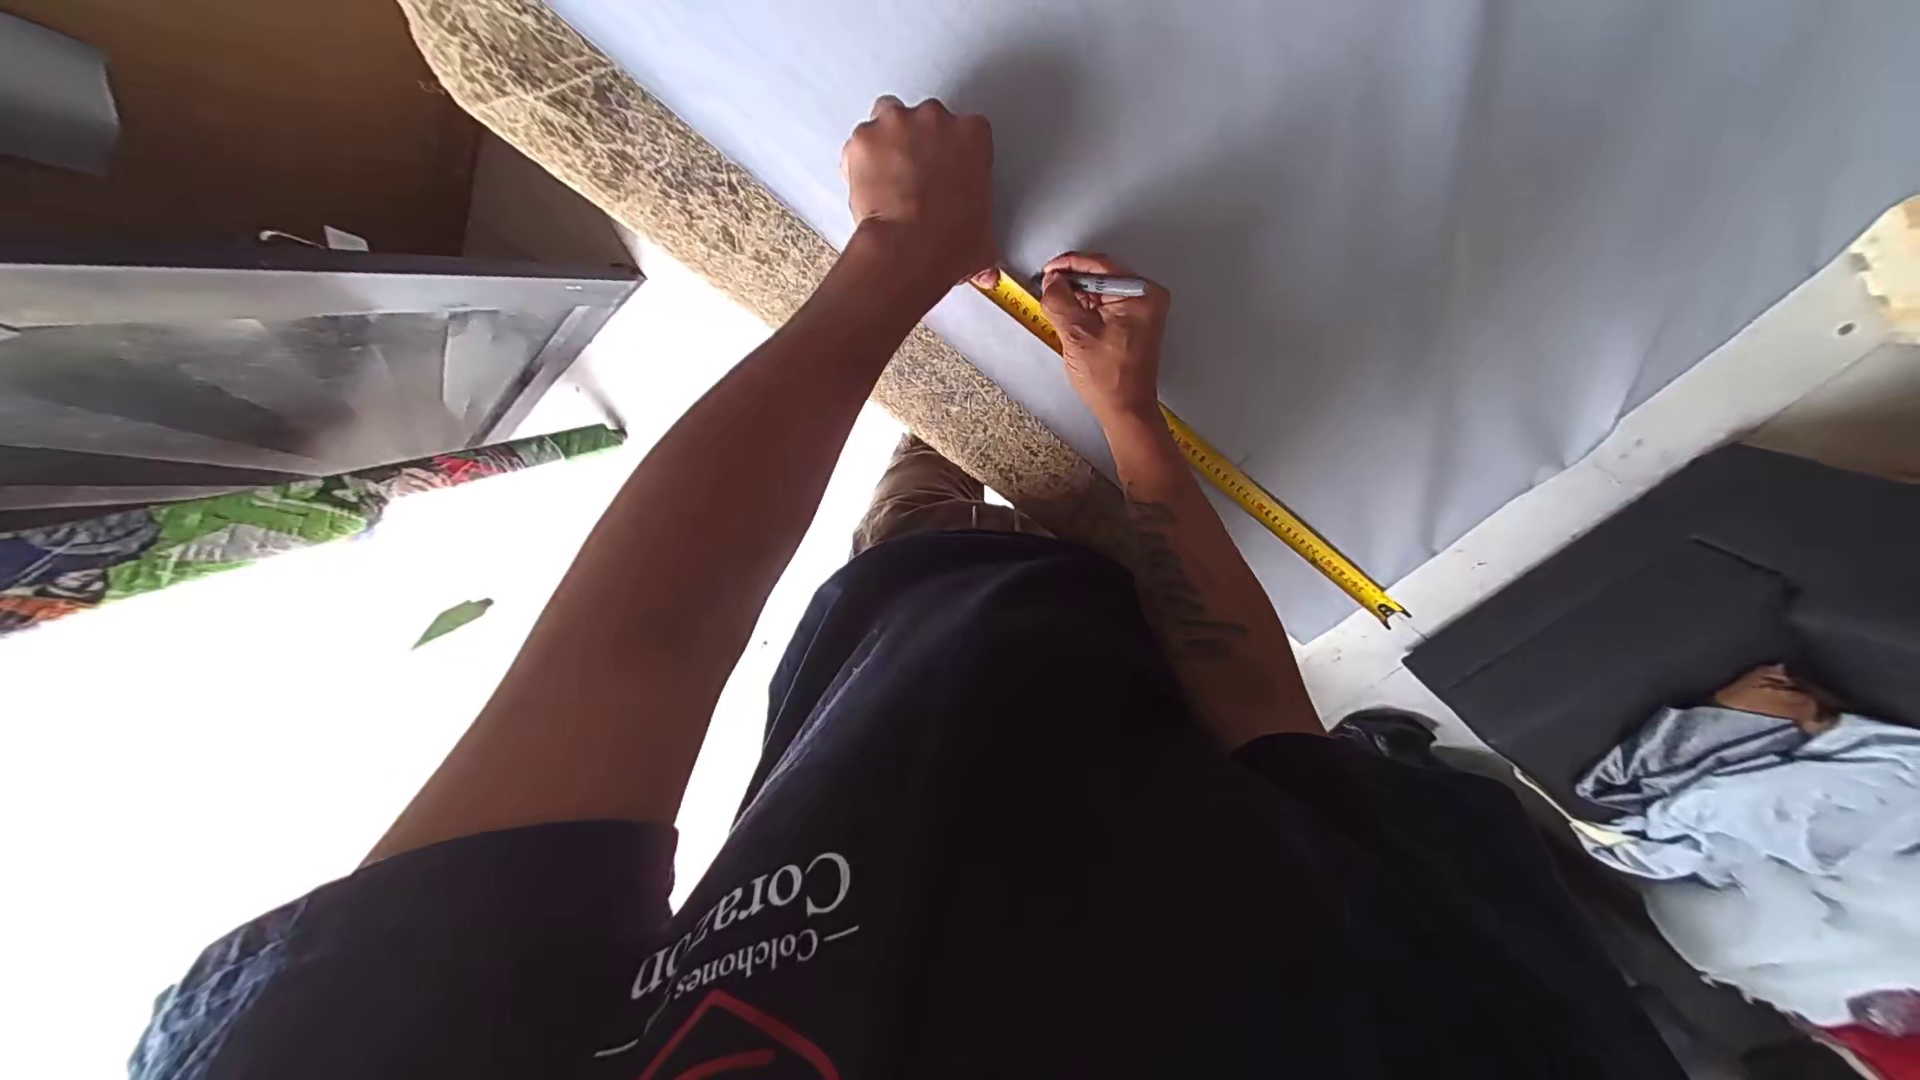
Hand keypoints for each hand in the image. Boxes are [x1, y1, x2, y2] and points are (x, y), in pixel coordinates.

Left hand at [841, 96, 998, 291]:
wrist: (909, 251)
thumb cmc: (945, 242)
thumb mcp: (983, 243)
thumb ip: (984, 241)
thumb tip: (987, 267)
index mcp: (972, 136)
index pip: (966, 131)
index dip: (954, 154)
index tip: (948, 173)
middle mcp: (935, 119)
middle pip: (925, 119)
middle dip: (918, 146)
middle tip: (916, 182)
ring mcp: (897, 124)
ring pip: (887, 120)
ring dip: (888, 143)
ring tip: (889, 181)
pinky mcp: (865, 138)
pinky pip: (858, 145)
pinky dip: (859, 164)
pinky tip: (868, 190)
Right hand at [1039, 252, 1171, 424]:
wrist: (1124, 410)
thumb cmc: (1112, 381)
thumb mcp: (1076, 335)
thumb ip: (1059, 301)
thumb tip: (1051, 282)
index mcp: (1141, 295)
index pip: (1100, 265)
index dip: (1069, 266)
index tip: (1049, 270)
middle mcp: (1146, 299)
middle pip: (1100, 278)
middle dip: (1071, 284)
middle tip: (1048, 289)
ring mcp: (1140, 313)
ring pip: (1099, 294)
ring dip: (1075, 299)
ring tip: (1056, 310)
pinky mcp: (1131, 326)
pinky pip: (1103, 308)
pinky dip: (1084, 312)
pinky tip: (1070, 321)